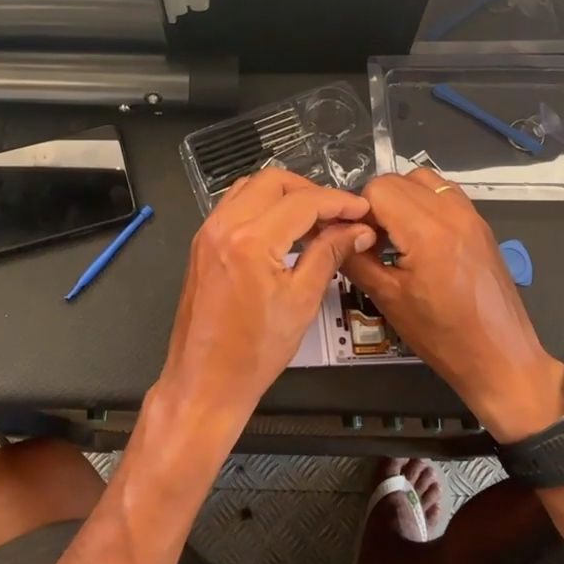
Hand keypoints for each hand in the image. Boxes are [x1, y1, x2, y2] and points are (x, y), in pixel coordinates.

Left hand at [157, 168, 373, 426]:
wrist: (205, 382)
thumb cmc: (256, 351)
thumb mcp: (301, 302)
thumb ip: (328, 254)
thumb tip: (357, 229)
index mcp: (250, 240)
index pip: (302, 202)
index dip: (338, 201)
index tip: (362, 209)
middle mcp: (224, 225)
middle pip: (273, 181)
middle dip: (309, 190)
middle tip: (337, 213)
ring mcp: (207, 231)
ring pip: (250, 187)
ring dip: (283, 195)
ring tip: (313, 221)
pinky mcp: (201, 242)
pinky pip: (234, 205)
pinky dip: (261, 206)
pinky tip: (283, 230)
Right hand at [344, 169, 563, 441]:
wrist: (501, 359)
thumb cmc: (442, 336)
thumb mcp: (388, 299)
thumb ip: (354, 258)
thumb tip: (332, 233)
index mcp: (426, 231)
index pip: (376, 190)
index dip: (359, 212)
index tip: (357, 242)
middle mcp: (451, 212)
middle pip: (396, 180)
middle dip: (376, 204)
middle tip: (373, 242)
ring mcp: (470, 214)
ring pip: (421, 179)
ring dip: (401, 197)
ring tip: (397, 235)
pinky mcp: (481, 223)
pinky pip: (444, 192)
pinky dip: (425, 201)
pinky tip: (421, 235)